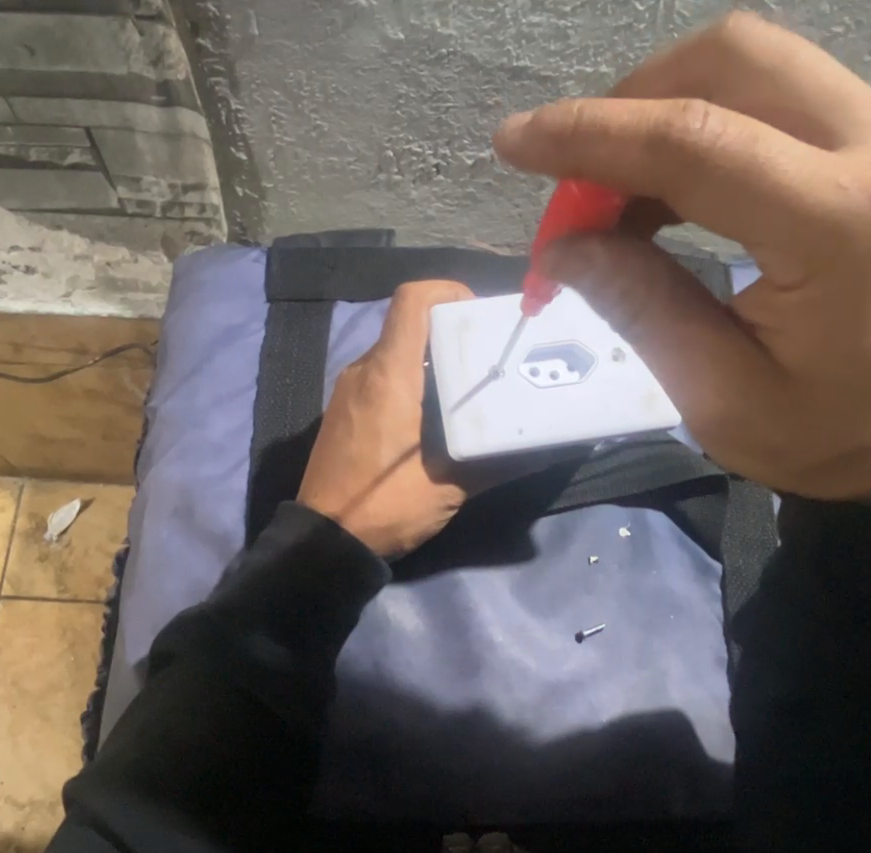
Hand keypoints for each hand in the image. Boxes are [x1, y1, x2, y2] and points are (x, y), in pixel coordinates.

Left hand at [298, 280, 474, 557]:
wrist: (324, 541)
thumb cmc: (385, 506)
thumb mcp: (448, 488)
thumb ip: (497, 462)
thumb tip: (546, 448)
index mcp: (388, 376)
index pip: (412, 300)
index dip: (448, 292)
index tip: (479, 316)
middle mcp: (363, 372)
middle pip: (409, 327)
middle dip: (451, 335)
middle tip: (489, 360)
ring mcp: (347, 392)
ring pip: (395, 355)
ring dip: (431, 363)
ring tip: (468, 392)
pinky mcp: (343, 412)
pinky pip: (380, 379)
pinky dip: (410, 383)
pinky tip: (434, 419)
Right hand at [493, 11, 870, 500]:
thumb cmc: (815, 437)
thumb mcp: (711, 390)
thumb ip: (637, 301)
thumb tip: (560, 244)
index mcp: (843, 225)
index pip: (694, 141)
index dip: (590, 136)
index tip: (514, 144)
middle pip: (730, 60)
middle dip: (628, 108)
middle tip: (575, 187)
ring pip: (752, 64)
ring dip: (660, 113)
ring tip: (611, 198)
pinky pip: (776, 95)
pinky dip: (701, 127)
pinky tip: (663, 192)